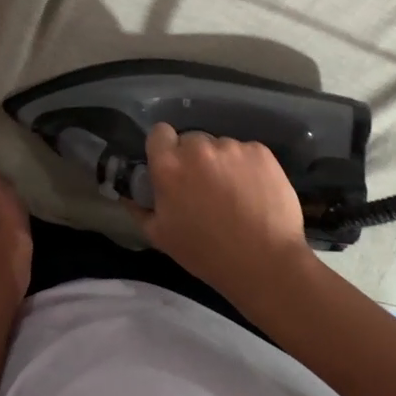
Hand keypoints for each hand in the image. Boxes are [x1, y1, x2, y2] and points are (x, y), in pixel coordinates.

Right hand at [124, 122, 308, 297]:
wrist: (265, 262)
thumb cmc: (206, 253)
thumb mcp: (161, 236)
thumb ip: (140, 209)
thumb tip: (130, 196)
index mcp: (169, 165)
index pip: (159, 133)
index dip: (164, 148)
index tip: (172, 167)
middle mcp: (198, 148)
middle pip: (191, 141)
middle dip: (194, 159)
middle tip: (203, 188)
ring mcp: (233, 148)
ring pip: (221, 147)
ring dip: (221, 164)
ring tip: (233, 194)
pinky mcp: (261, 152)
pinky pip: (247, 153)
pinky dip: (247, 167)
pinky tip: (254, 192)